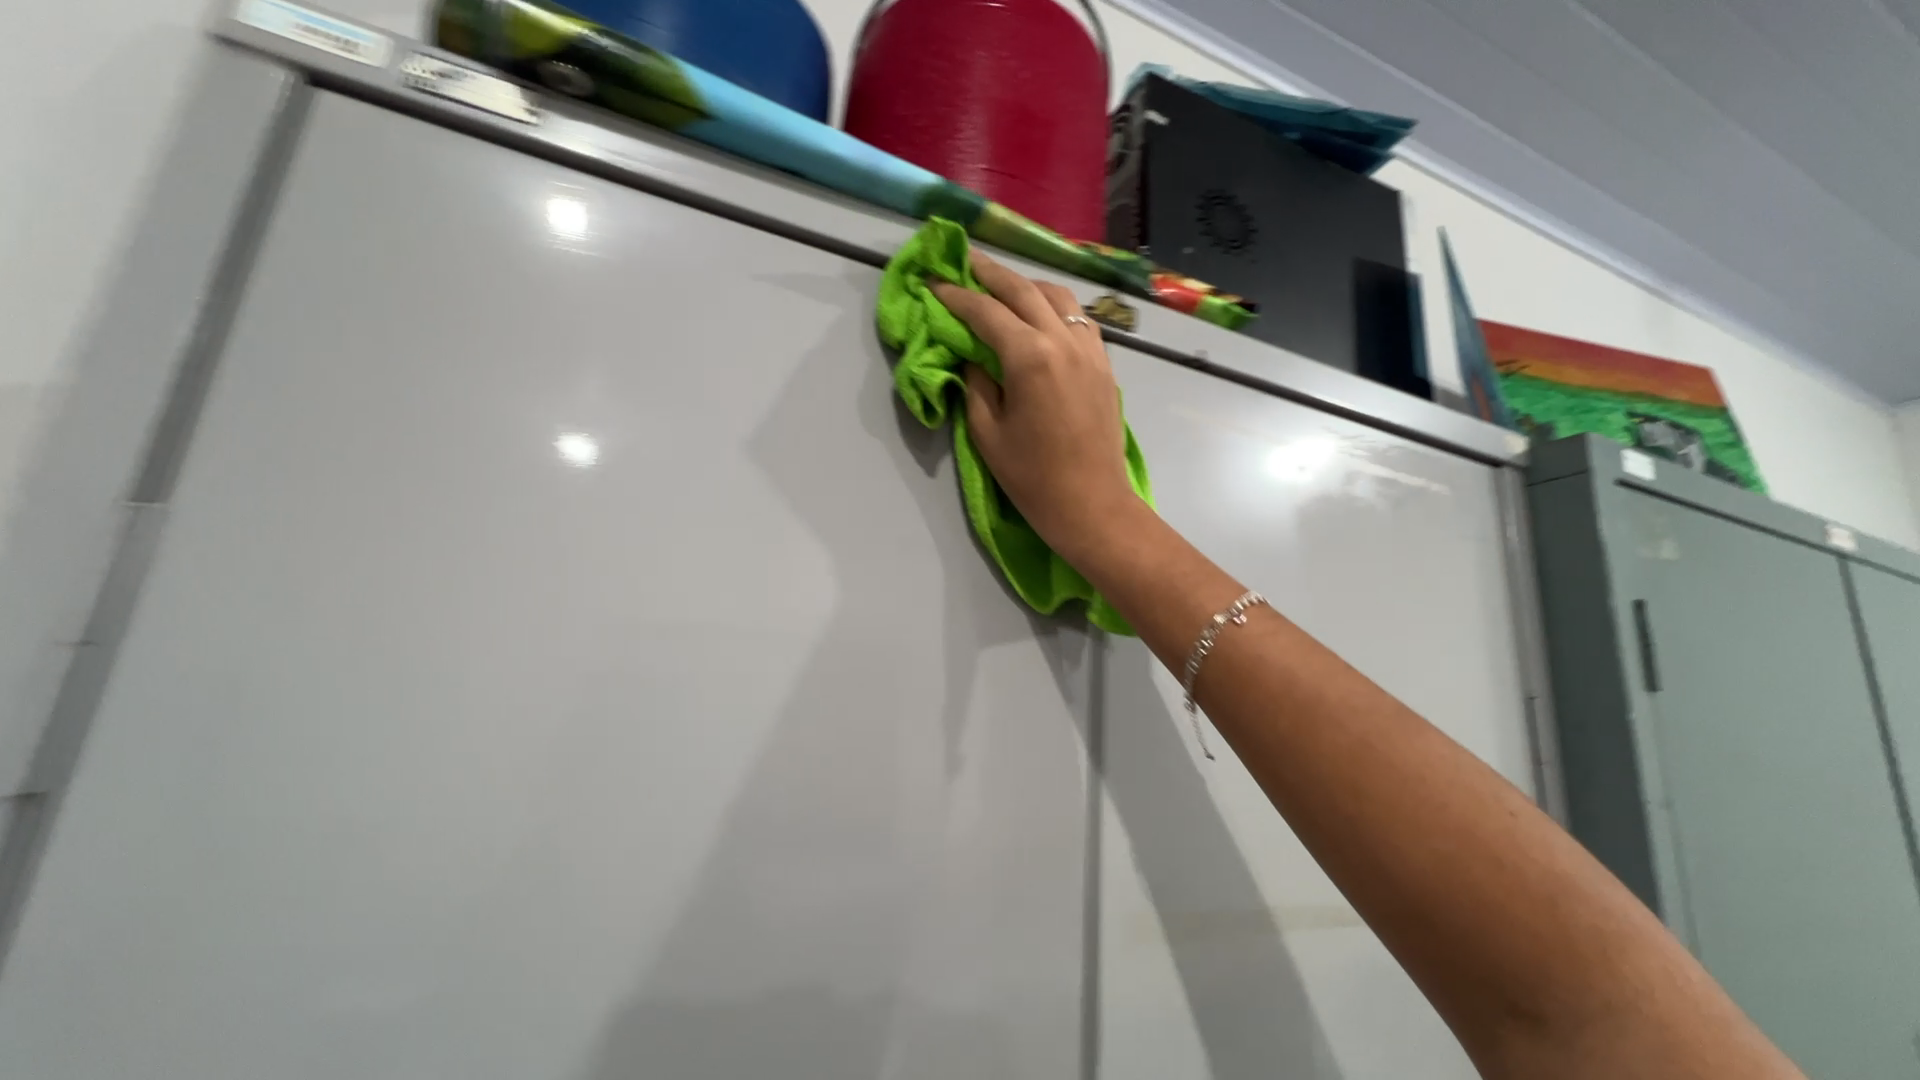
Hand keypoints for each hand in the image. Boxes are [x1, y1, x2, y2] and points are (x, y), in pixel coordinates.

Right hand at [930, 250, 1149, 560]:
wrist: (1092, 504)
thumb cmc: (1032, 477)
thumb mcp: (988, 432)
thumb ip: (977, 384)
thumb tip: (973, 355)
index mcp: (1030, 356)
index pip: (986, 312)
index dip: (956, 296)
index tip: (934, 284)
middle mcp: (1063, 340)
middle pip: (1023, 290)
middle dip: (990, 274)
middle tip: (965, 262)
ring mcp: (1090, 349)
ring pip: (1058, 297)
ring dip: (1027, 285)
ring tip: (1004, 286)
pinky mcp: (1104, 364)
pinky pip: (1080, 319)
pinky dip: (1057, 307)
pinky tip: (1043, 315)